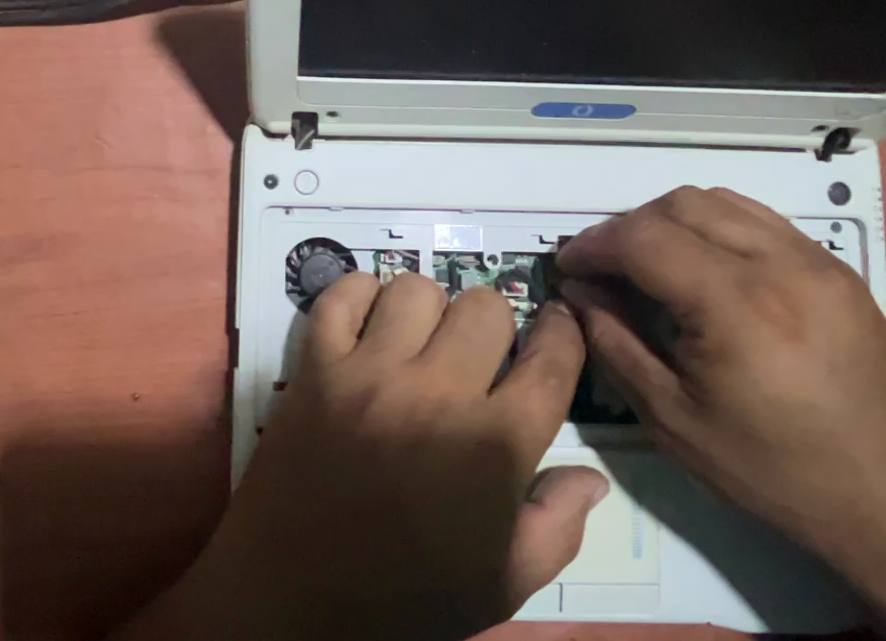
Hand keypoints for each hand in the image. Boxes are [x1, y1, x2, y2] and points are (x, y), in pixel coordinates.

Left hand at [129, 272, 607, 640]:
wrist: (293, 598)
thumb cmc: (404, 595)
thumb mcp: (501, 583)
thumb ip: (557, 526)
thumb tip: (592, 477)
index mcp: (495, 445)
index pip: (552, 360)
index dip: (563, 332)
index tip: (556, 325)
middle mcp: (438, 392)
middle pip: (486, 307)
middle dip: (494, 325)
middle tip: (477, 353)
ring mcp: (371, 372)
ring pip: (417, 289)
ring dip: (427, 309)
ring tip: (419, 339)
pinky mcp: (316, 366)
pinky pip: (341, 295)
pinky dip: (357, 295)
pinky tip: (366, 323)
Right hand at [557, 187, 885, 565]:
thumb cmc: (771, 471)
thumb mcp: (671, 417)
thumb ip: (614, 340)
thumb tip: (578, 288)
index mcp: (737, 306)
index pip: (643, 238)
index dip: (593, 244)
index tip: (567, 266)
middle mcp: (780, 265)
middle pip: (678, 206)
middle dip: (626, 227)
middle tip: (602, 268)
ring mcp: (817, 260)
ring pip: (719, 201)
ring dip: (668, 220)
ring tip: (647, 261)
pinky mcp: (838, 269)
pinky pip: (758, 218)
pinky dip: (713, 225)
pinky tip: (701, 264)